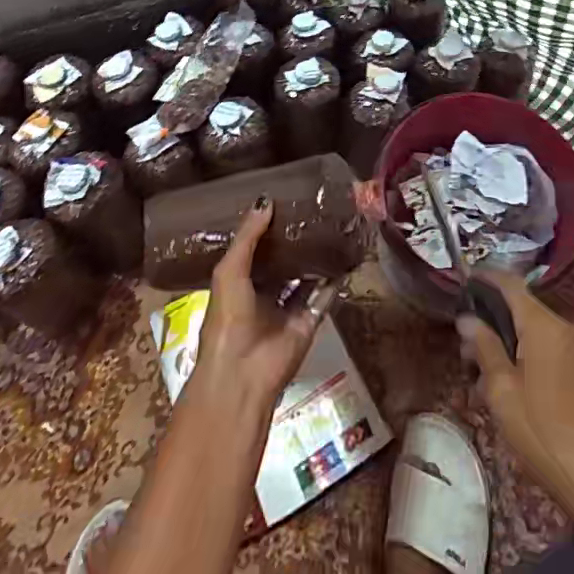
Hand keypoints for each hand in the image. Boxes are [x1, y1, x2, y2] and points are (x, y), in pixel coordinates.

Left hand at [189, 198, 332, 409]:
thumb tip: (267, 200)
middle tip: (313, 211)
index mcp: (238, 285)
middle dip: (294, 243)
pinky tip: (345, 255)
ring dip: (315, 258)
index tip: (283, 203)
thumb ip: (247, 237)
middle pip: (282, 264)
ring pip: (305, 278)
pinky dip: (334, 279)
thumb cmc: (227, 319)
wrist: (243, 373)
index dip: (265, 231)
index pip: (254, 252)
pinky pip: (324, 295)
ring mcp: (288, 309)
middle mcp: (263, 295)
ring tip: (332, 227)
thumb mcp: (229, 271)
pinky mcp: (309, 321)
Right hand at [460, 271, 573, 573]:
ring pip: (538, 337)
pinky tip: (518, 396)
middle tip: (465, 354)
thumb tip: (467, 318)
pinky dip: (531, 362)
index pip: (511, 284)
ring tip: (486, 382)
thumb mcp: (504, 395)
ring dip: (511, 347)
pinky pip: (554, 355)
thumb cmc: (549, 436)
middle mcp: (568, 330)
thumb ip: (485, 350)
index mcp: (545, 326)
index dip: (485, 278)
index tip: (461, 283)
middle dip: (493, 324)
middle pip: (524, 312)